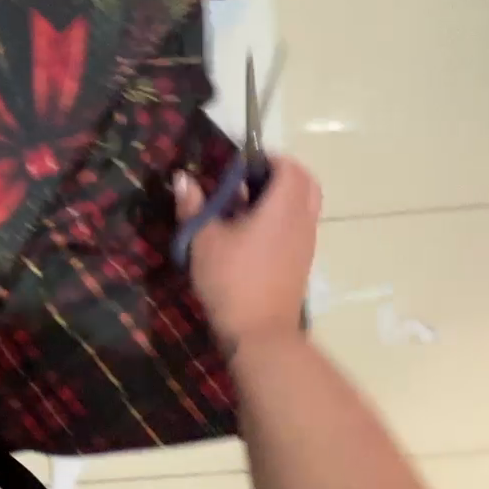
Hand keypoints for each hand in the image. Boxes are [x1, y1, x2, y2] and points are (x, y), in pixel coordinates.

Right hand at [173, 155, 321, 352]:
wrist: (258, 330)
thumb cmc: (229, 279)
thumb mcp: (202, 239)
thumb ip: (194, 205)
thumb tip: (183, 178)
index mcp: (281, 210)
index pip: (290, 168)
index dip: (268, 158)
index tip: (239, 161)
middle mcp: (301, 221)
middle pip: (305, 183)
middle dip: (278, 173)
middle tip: (245, 176)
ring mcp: (305, 242)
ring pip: (304, 204)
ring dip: (278, 194)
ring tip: (241, 201)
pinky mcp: (300, 258)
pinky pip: (298, 222)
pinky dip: (280, 213)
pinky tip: (247, 228)